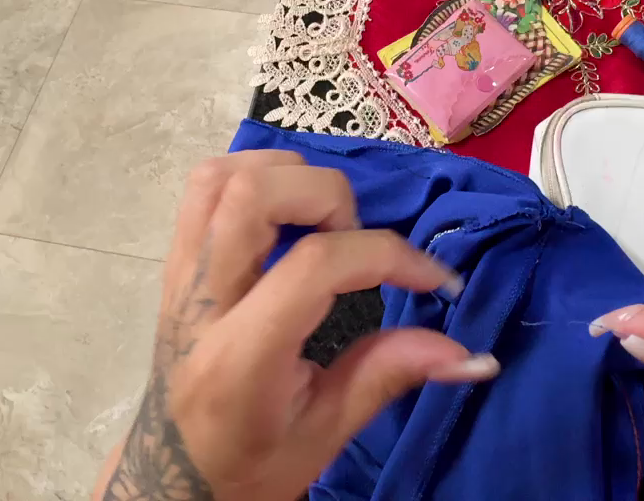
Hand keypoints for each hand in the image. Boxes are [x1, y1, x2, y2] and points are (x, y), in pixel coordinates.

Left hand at [94, 150, 498, 500]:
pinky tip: (286, 206)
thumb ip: (389, 375)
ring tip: (321, 217)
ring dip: (286, 175)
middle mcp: (201, 298)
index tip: (433, 277)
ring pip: (223, 176)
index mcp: (241, 356)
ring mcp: (180, 271)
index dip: (386, 255)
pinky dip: (253, 173)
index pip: (313, 266)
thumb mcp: (325, 434)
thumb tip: (473, 355)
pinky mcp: (176, 257)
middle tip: (353, 237)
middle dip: (326, 196)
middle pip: (255, 195)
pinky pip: (205, 182)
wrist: (170, 475)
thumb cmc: (251, 462)